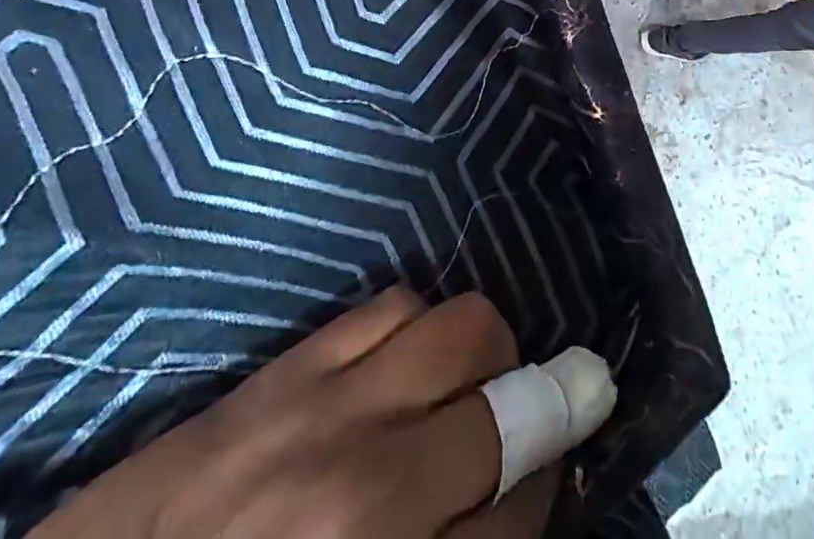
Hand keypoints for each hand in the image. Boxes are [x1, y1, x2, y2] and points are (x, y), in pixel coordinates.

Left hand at [29, 289, 552, 538]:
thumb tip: (525, 483)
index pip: (523, 506)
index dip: (543, 483)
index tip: (537, 476)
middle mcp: (363, 494)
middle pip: (510, 404)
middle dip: (532, 409)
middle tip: (503, 430)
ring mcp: (315, 420)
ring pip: (462, 330)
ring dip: (482, 355)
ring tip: (455, 385)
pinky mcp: (271, 377)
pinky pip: (387, 307)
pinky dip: (414, 328)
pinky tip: (396, 363)